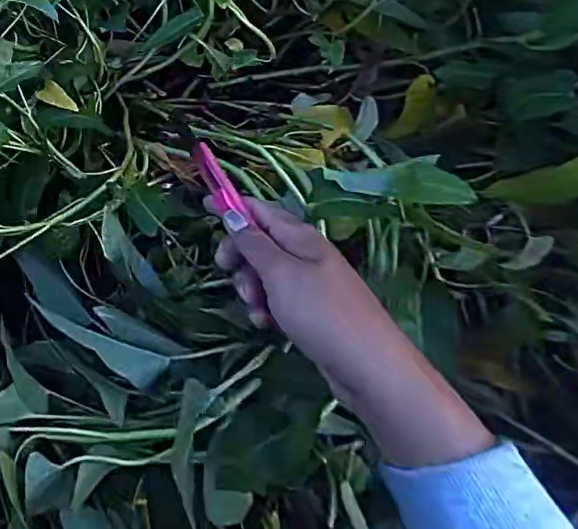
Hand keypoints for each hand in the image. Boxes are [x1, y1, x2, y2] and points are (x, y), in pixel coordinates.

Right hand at [212, 196, 494, 466]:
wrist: (373, 372)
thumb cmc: (322, 313)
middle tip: (226, 271)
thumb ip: (252, 242)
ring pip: (264, 272)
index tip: (204, 205)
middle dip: (239, 256)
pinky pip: (277, 297)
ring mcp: (309, 282)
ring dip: (250, 286)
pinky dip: (265, 306)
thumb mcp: (279, 273)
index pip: (259, 208)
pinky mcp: (311, 310)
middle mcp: (304, 253)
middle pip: (258, 241)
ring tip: (255, 308)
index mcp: (299, 236)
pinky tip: (266, 323)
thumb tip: (231, 212)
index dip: (232, 205)